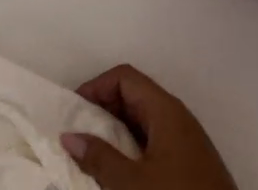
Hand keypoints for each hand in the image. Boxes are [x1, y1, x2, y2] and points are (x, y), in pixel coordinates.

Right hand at [61, 65, 238, 189]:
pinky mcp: (188, 162)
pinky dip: (131, 147)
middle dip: (102, 109)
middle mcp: (177, 116)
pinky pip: (152, 141)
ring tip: (92, 153)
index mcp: (165, 109)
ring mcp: (184, 139)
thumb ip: (99, 158)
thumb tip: (69, 136)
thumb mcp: (132, 183)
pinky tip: (118, 170)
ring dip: (115, 132)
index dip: (96, 87)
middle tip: (77, 132)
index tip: (74, 112)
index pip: (125, 78)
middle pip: (133, 95)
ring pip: (143, 120)